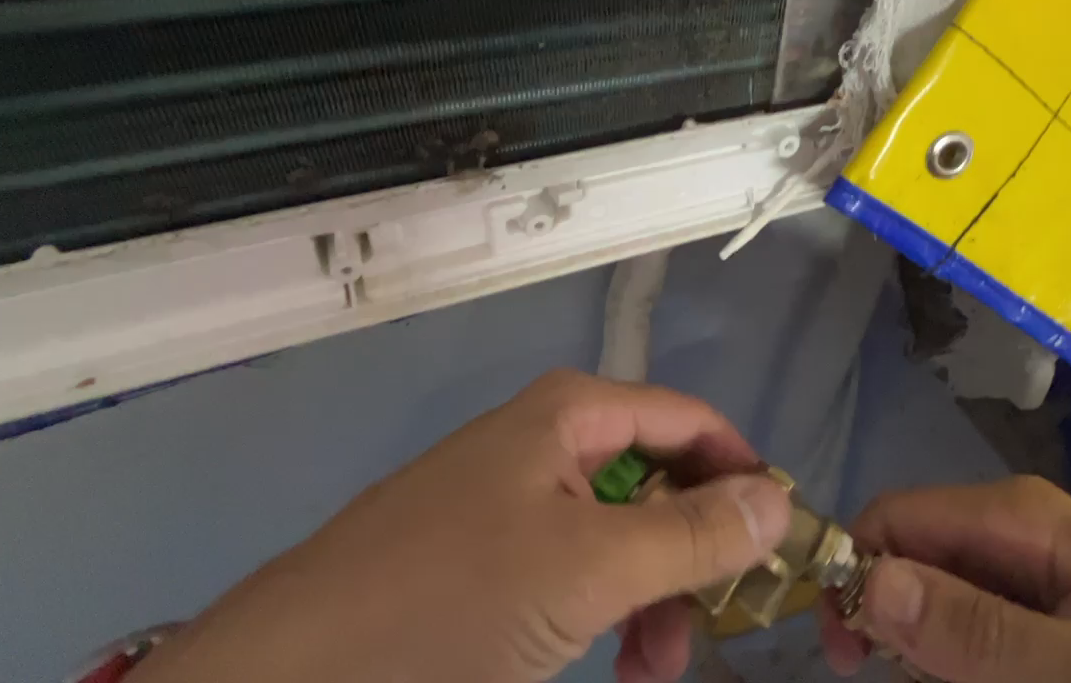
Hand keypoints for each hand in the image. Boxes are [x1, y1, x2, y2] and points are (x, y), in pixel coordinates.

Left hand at [128, 370, 791, 682]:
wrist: (290, 673)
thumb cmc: (453, 600)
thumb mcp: (589, 569)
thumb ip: (691, 534)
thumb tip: (779, 501)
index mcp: (572, 413)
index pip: (690, 421)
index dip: (741, 474)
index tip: (780, 546)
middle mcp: (548, 437)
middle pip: (657, 477)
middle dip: (691, 553)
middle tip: (711, 628)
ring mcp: (514, 493)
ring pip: (618, 529)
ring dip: (651, 593)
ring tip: (649, 667)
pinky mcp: (488, 546)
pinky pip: (574, 561)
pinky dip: (605, 606)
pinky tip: (607, 657)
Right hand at [819, 477, 1070, 682]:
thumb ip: (982, 635)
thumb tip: (869, 584)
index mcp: (1017, 520)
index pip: (892, 521)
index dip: (855, 578)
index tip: (849, 660)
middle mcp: (1016, 531)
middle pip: (914, 563)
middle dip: (897, 630)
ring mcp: (1040, 570)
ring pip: (946, 604)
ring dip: (938, 658)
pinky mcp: (1063, 608)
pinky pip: (990, 629)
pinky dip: (977, 666)